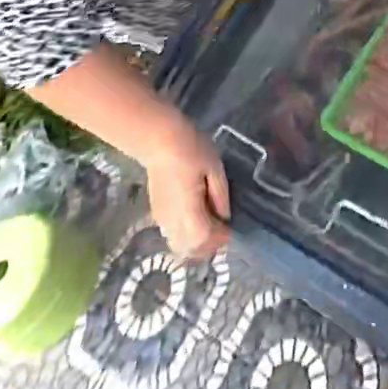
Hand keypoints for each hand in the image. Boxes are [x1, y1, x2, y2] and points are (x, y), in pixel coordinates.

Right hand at [146, 121, 231, 259]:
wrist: (158, 138)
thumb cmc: (190, 148)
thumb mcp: (214, 167)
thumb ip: (220, 195)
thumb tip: (224, 216)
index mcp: (188, 212)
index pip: (204, 239)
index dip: (220, 238)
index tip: (230, 226)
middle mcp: (172, 221)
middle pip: (189, 250)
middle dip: (207, 245)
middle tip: (221, 227)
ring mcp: (161, 218)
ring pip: (178, 244)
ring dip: (195, 241)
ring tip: (208, 221)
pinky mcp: (156, 211)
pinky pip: (172, 233)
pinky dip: (185, 233)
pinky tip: (195, 214)